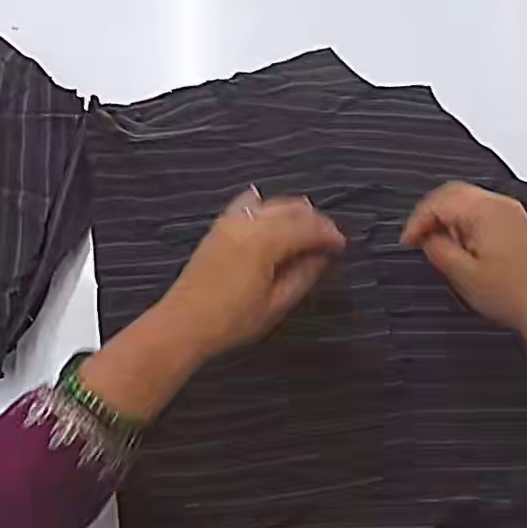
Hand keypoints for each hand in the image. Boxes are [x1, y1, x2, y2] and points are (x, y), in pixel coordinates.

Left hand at [156, 188, 346, 359]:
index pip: (307, 228)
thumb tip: (322, 256)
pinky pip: (248, 204)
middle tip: (330, 236)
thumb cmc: (229, 320)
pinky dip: (267, 205)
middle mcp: (247, 225)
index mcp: (264, 242)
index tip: (342, 244)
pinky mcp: (219, 228)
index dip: (329, 234)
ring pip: (271, 203)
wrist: (184, 324)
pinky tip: (273, 212)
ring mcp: (230, 223)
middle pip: (291, 209)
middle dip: (315, 220)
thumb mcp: (277, 304)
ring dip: (293, 210)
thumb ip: (304, 275)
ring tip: (308, 226)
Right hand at [401, 182, 526, 352]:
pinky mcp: (517, 225)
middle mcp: (500, 204)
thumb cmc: (511, 294)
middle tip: (418, 238)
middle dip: (430, 214)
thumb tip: (426, 237)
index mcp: (484, 211)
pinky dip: (464, 222)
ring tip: (440, 246)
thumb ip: (436, 248)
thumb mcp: (461, 274)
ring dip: (447, 217)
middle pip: (453, 193)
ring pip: (467, 200)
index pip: (438, 201)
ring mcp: (511, 213)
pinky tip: (462, 247)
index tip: (407, 241)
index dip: (417, 221)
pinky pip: (482, 211)